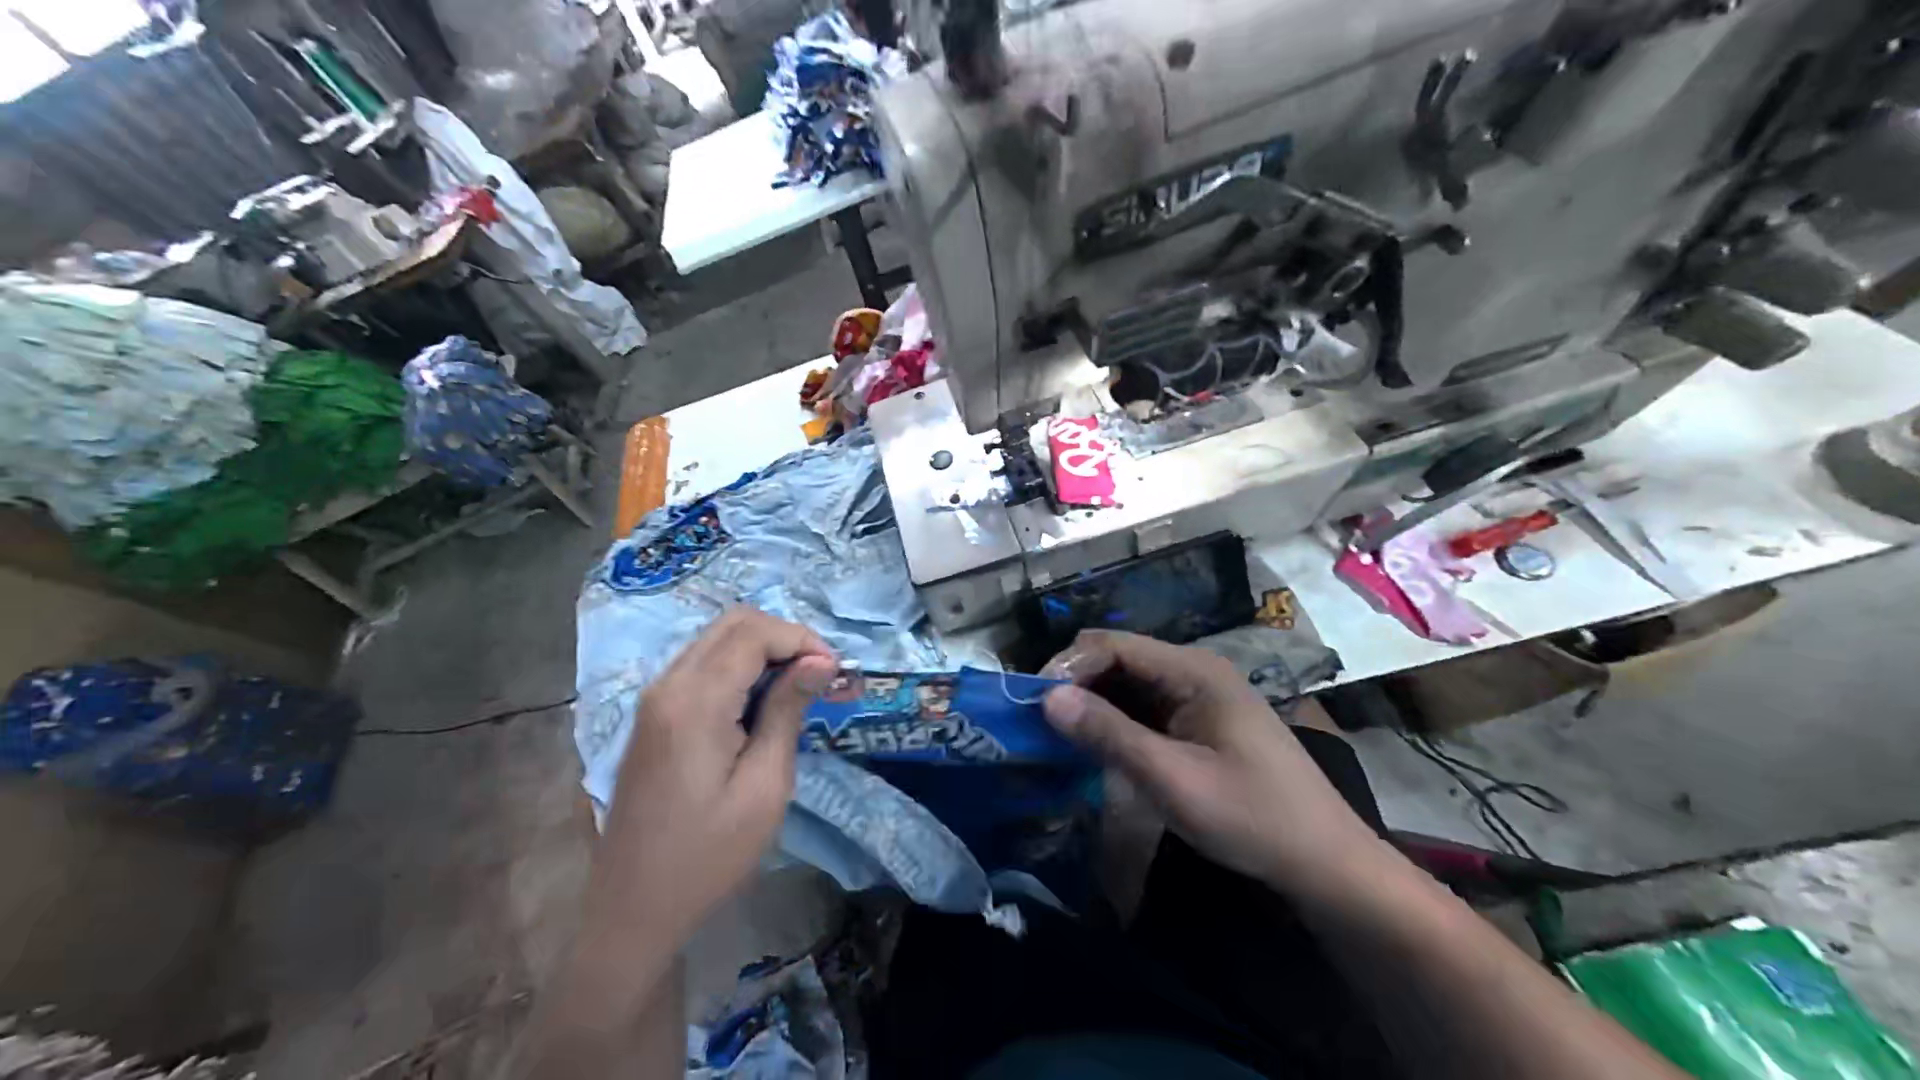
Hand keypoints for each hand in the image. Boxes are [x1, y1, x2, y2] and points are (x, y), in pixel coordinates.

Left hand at [594, 608, 838, 947]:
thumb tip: (820, 660)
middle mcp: (667, 684)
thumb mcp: (765, 786)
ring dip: (762, 649)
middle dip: (784, 637)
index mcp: (694, 701)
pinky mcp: (653, 714)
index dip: (801, 639)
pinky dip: (739, 666)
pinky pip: (702, 664)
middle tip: (820, 674)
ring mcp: (654, 698)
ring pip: (716, 639)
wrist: (631, 907)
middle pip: (732, 623)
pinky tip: (762, 700)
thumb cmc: (708, 855)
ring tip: (799, 686)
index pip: (753, 633)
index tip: (834, 671)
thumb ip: (787, 711)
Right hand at [1041, 630, 1387, 894]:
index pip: (1112, 645)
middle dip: (1075, 683)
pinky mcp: (1198, 720)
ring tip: (1058, 736)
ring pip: (1127, 683)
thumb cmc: (1252, 818)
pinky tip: (1095, 745)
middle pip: (1117, 658)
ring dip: (1091, 703)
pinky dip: (1114, 721)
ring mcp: (1197, 695)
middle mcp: (1193, 670)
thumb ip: (1109, 734)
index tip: (1033, 706)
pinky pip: (1143, 706)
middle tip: (1040, 724)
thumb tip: (1046, 698)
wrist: (1324, 863)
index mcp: (1193, 670)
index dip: (1067, 667)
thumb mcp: (1173, 779)